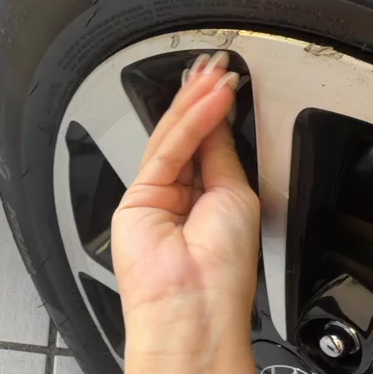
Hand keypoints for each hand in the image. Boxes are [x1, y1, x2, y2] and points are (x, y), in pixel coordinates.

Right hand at [110, 51, 257, 356]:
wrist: (194, 306)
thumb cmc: (221, 273)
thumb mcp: (236, 198)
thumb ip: (221, 157)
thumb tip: (220, 121)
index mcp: (204, 205)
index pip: (207, 147)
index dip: (217, 114)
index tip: (229, 86)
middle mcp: (177, 200)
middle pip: (187, 139)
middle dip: (203, 100)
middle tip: (219, 67)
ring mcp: (154, 200)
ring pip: (172, 140)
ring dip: (195, 104)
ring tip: (216, 74)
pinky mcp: (136, 199)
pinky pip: (165, 152)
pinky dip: (189, 123)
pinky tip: (209, 100)